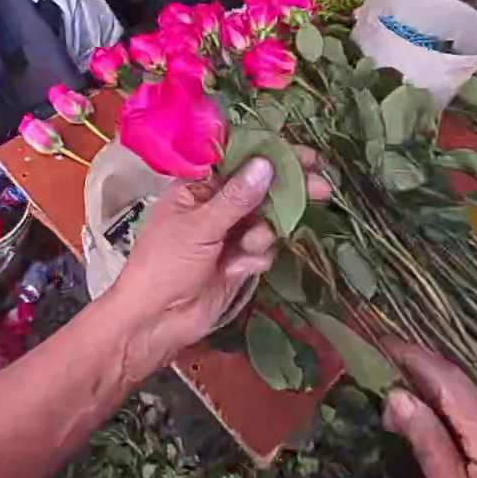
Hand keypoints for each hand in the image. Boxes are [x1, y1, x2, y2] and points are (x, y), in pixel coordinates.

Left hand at [106, 147, 330, 360]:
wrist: (154, 323)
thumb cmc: (164, 264)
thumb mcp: (199, 226)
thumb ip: (236, 197)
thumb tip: (266, 165)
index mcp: (198, 187)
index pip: (240, 160)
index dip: (272, 154)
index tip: (304, 155)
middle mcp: (217, 205)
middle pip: (261, 188)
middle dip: (288, 190)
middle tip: (322, 187)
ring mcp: (230, 233)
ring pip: (268, 220)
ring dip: (264, 233)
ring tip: (246, 248)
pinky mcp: (240, 260)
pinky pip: (264, 249)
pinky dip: (256, 257)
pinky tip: (237, 269)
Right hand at [384, 342, 476, 477]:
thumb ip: (432, 452)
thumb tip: (398, 396)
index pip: (456, 387)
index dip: (419, 360)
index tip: (383, 344)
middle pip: (471, 394)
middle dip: (426, 378)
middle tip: (382, 376)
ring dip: (444, 398)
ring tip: (402, 401)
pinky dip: (464, 419)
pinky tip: (441, 429)